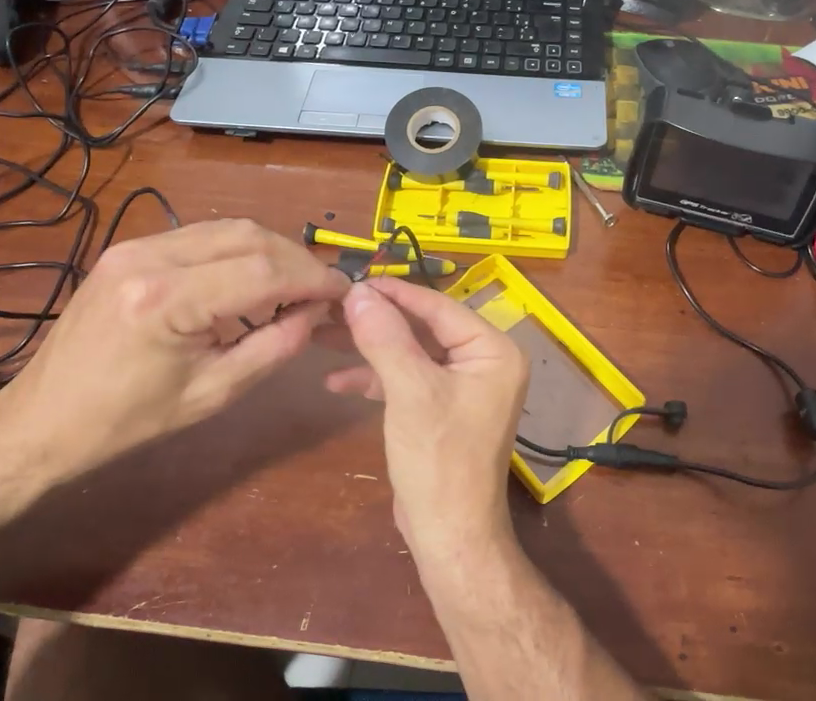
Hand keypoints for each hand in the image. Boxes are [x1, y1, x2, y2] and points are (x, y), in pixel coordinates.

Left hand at [0, 219, 349, 483]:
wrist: (42, 420)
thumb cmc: (127, 421)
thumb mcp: (214, 393)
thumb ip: (275, 346)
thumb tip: (319, 310)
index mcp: (165, 301)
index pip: (263, 270)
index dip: (313, 278)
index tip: (345, 293)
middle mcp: (150, 257)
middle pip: (249, 236)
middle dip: (296, 259)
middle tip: (323, 290)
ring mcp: (135, 245)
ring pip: (228, 228)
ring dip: (270, 251)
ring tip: (293, 286)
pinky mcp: (129, 247)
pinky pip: (202, 236)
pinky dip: (239, 251)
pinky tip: (252, 280)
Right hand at [326, 278, 528, 556]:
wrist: (449, 534)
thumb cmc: (439, 460)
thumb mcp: (410, 392)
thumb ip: (385, 338)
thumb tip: (357, 292)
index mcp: (493, 350)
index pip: (439, 306)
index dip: (394, 292)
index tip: (351, 279)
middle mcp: (484, 361)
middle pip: (423, 327)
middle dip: (376, 320)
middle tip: (331, 305)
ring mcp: (463, 386)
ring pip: (411, 352)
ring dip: (369, 347)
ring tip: (322, 335)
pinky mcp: (442, 408)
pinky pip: (408, 379)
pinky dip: (375, 378)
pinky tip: (335, 381)